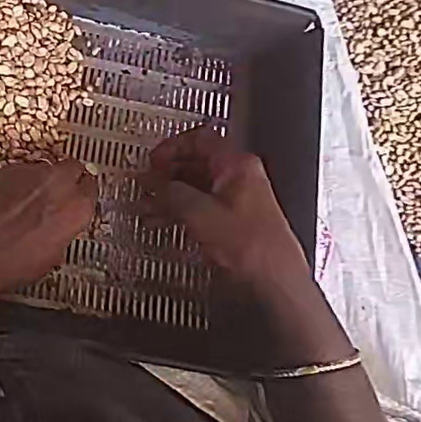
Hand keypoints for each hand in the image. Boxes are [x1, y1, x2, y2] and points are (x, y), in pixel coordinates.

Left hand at [0, 159, 96, 294]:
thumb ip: (65, 232)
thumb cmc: (14, 263)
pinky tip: (13, 199)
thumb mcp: (54, 256)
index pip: (92, 187)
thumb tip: (62, 228)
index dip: (84, 193)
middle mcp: (61, 184)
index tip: (80, 198)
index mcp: (78, 208)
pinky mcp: (10, 169)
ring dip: (45, 179)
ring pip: (48, 167)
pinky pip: (24, 171)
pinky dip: (22, 181)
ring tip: (33, 200)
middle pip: (74, 167)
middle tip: (60, 193)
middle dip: (69, 177)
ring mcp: (34, 173)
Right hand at [144, 127, 311, 295]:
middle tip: (147, 183)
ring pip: (196, 187)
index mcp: (237, 165)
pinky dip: (180, 211)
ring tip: (148, 205)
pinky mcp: (234, 222)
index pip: (200, 140)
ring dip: (170, 195)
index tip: (153, 160)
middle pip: (196, 164)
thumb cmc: (252, 246)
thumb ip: (171, 192)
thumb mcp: (199, 213)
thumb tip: (152, 182)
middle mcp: (240, 178)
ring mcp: (238, 200)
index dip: (172, 147)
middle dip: (167, 174)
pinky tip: (163, 220)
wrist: (274, 281)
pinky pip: (201, 207)